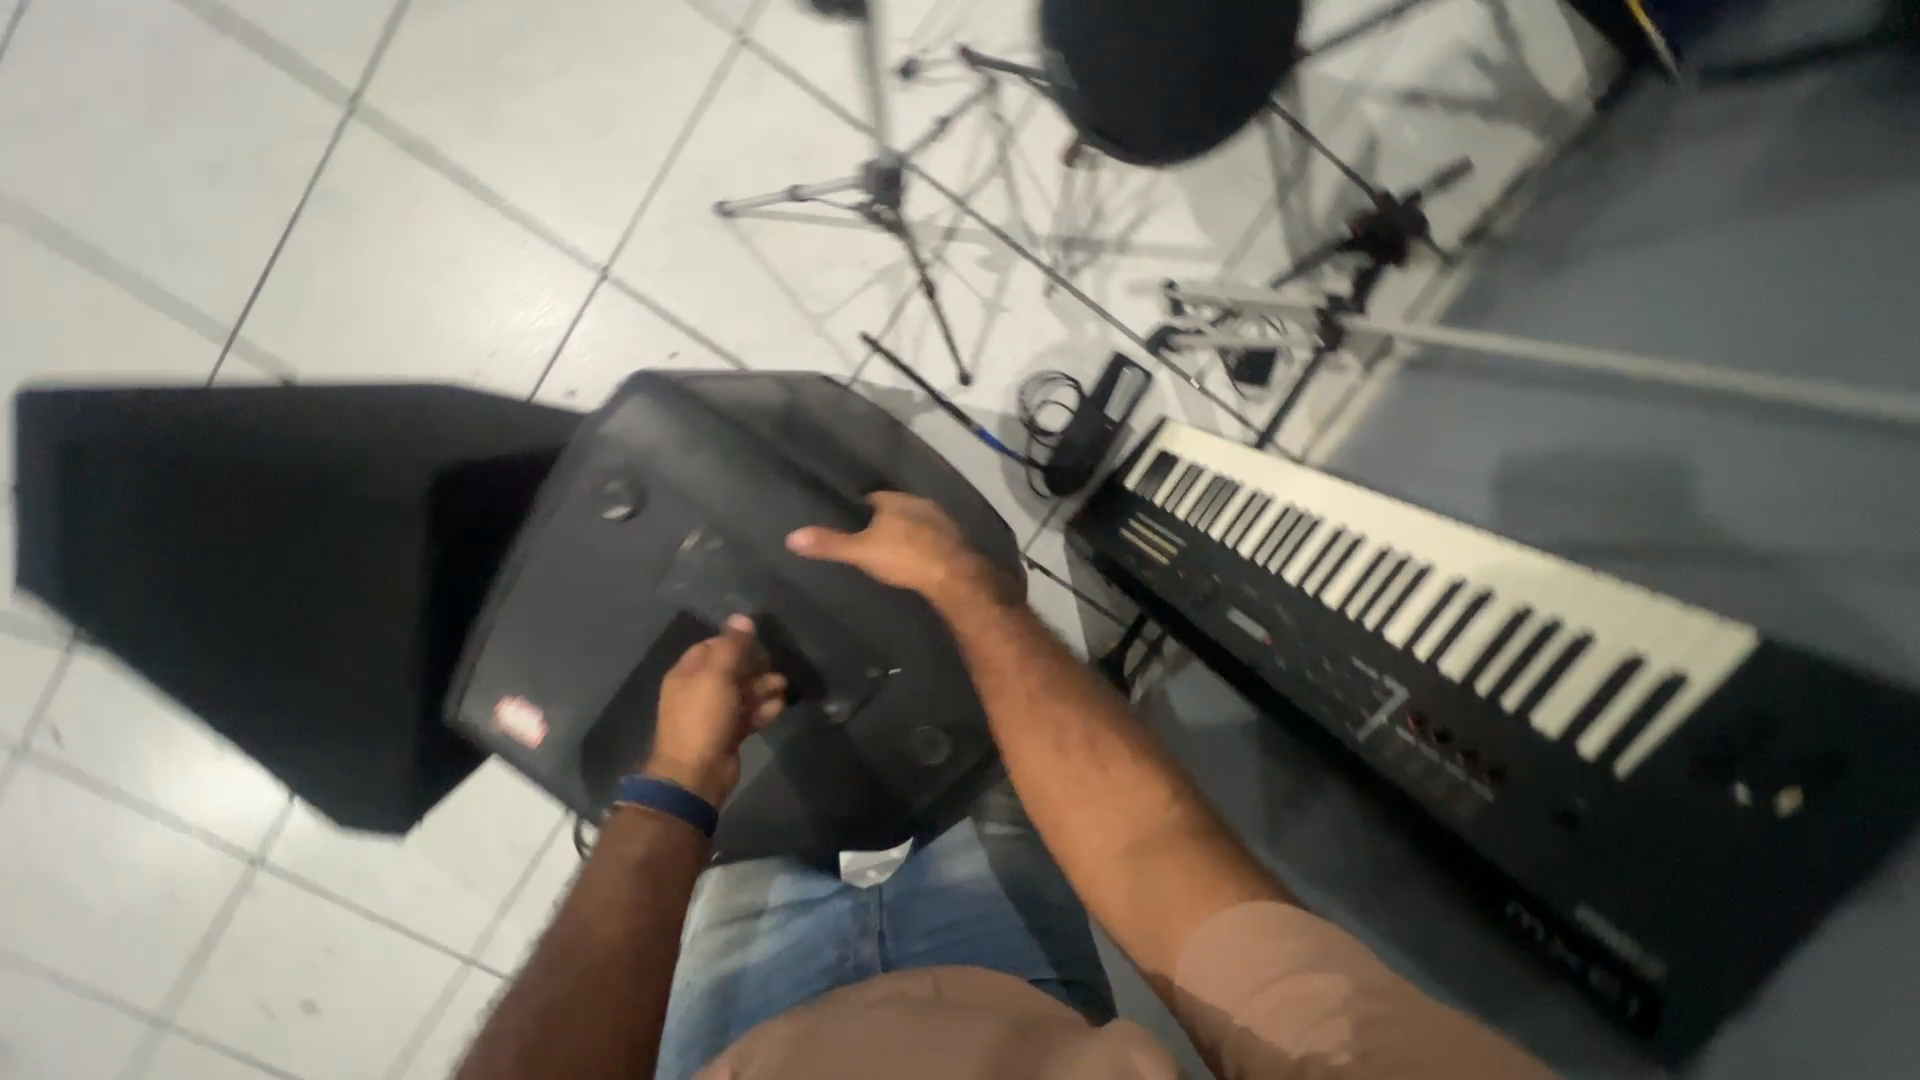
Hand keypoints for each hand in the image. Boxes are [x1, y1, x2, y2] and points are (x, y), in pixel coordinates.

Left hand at [645, 615, 786, 806]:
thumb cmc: (703, 717)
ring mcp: (712, 715)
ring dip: (763, 688)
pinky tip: (779, 708)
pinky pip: (747, 716)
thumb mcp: (717, 675)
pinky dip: (762, 711)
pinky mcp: (727, 734)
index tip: (759, 641)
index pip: (711, 646)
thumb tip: (742, 616)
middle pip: (730, 670)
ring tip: (783, 686)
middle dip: (755, 666)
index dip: (734, 641)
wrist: (695, 773)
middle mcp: (698, 691)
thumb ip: (732, 645)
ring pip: (742, 693)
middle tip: (776, 665)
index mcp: (687, 673)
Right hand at [786, 492, 1012, 603]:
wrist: (954, 574)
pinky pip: (933, 538)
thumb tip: (791, 536)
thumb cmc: (904, 557)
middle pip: (896, 509)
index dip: (860, 511)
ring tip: (892, 553)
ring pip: (916, 523)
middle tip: (870, 542)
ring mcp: (942, 520)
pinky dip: (924, 546)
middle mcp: (920, 502)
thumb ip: (830, 543)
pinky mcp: (956, 539)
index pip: (872, 498)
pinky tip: (918, 561)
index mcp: (895, 499)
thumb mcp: (861, 552)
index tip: (850, 525)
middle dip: (885, 522)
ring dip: (907, 534)